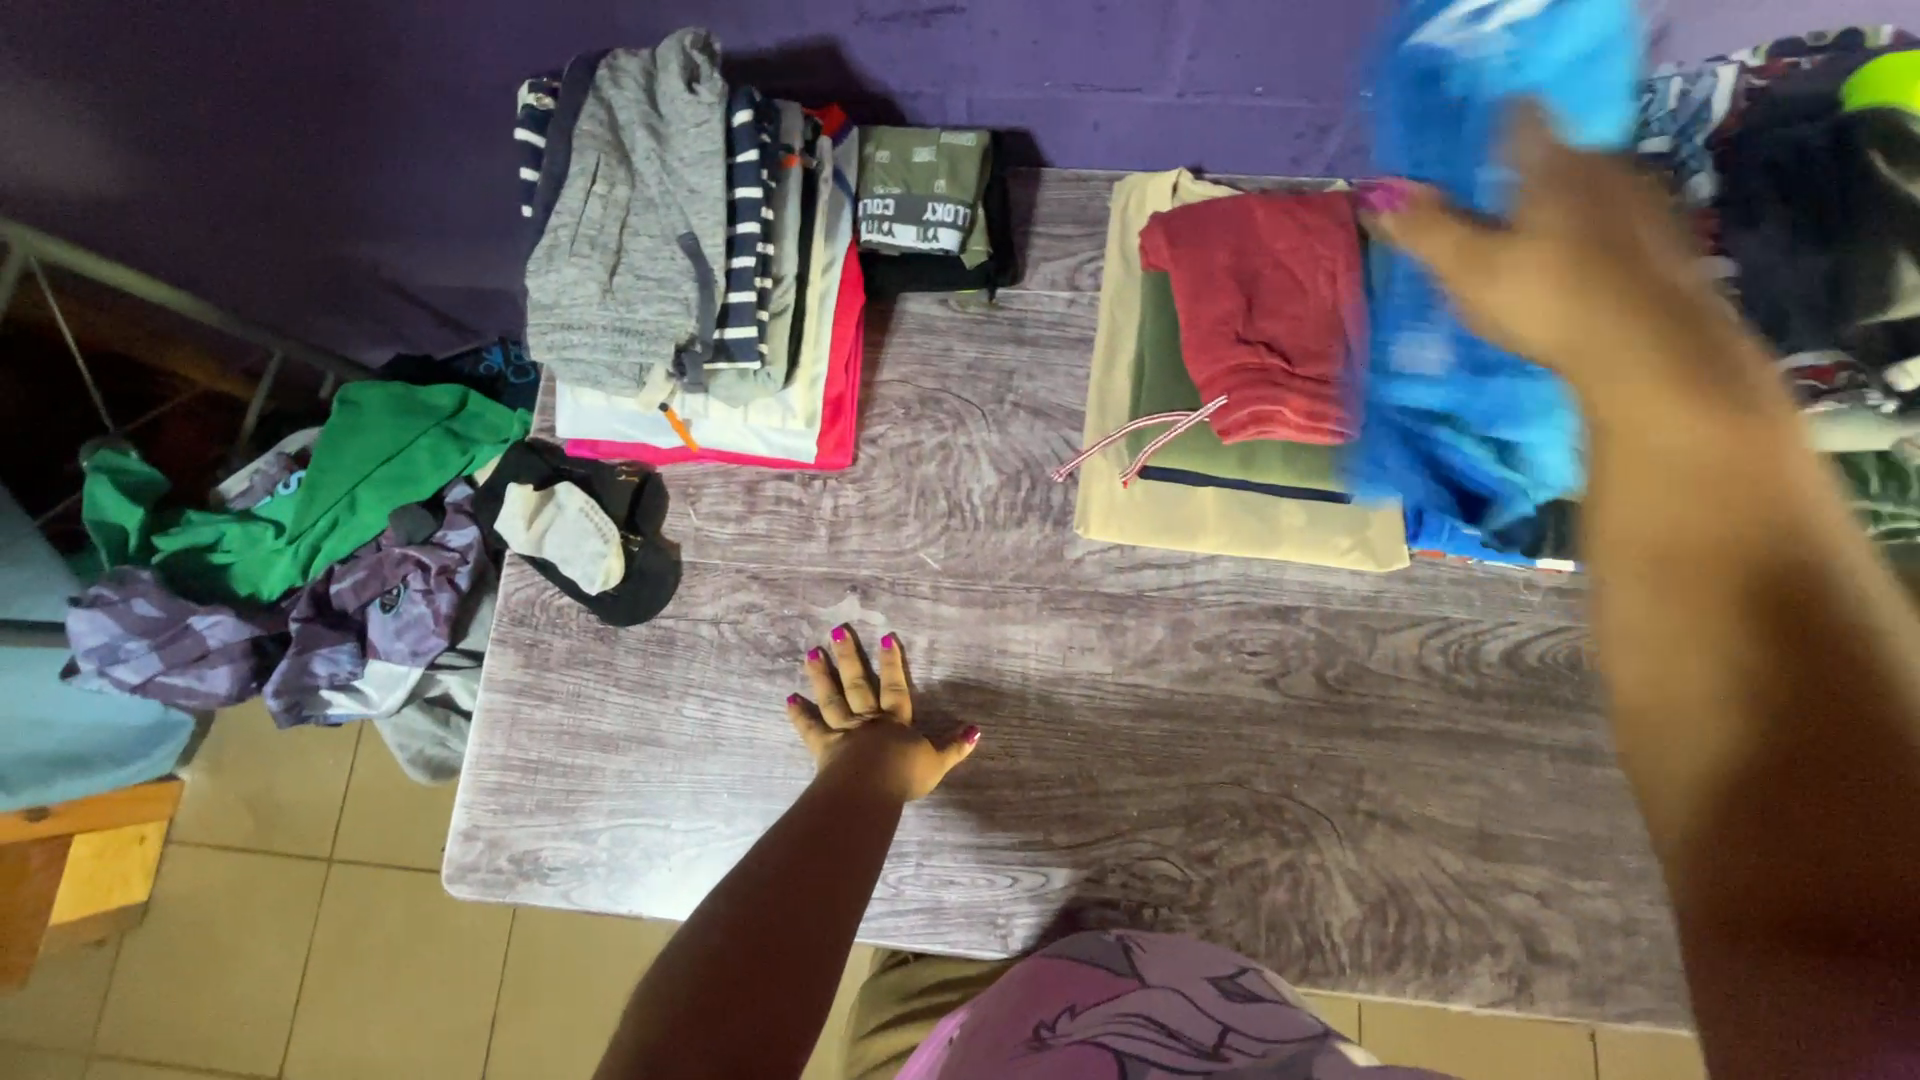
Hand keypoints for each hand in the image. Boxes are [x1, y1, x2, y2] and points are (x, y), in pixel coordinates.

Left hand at [786, 627, 979, 803]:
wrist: (871, 788)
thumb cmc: (904, 775)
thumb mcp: (936, 762)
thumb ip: (955, 746)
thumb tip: (976, 730)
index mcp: (895, 722)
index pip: (895, 688)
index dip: (892, 664)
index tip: (886, 639)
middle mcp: (868, 720)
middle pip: (858, 684)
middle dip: (850, 657)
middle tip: (838, 631)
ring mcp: (843, 732)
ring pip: (831, 698)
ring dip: (821, 676)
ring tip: (812, 653)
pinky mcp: (824, 747)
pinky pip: (810, 728)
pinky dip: (799, 715)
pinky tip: (789, 699)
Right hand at [1361, 102, 1753, 396]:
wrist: (1650, 349)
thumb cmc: (1546, 299)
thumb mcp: (1467, 269)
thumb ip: (1424, 230)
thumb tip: (1375, 198)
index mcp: (1552, 163)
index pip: (1518, 118)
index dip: (1487, 127)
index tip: (1461, 151)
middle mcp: (1603, 164)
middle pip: (1551, 156)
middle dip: (1516, 178)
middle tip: (1482, 212)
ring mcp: (1643, 198)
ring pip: (1584, 190)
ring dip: (1554, 209)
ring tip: (1523, 246)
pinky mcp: (1667, 238)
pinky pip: (1613, 222)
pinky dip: (1586, 237)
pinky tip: (1569, 271)